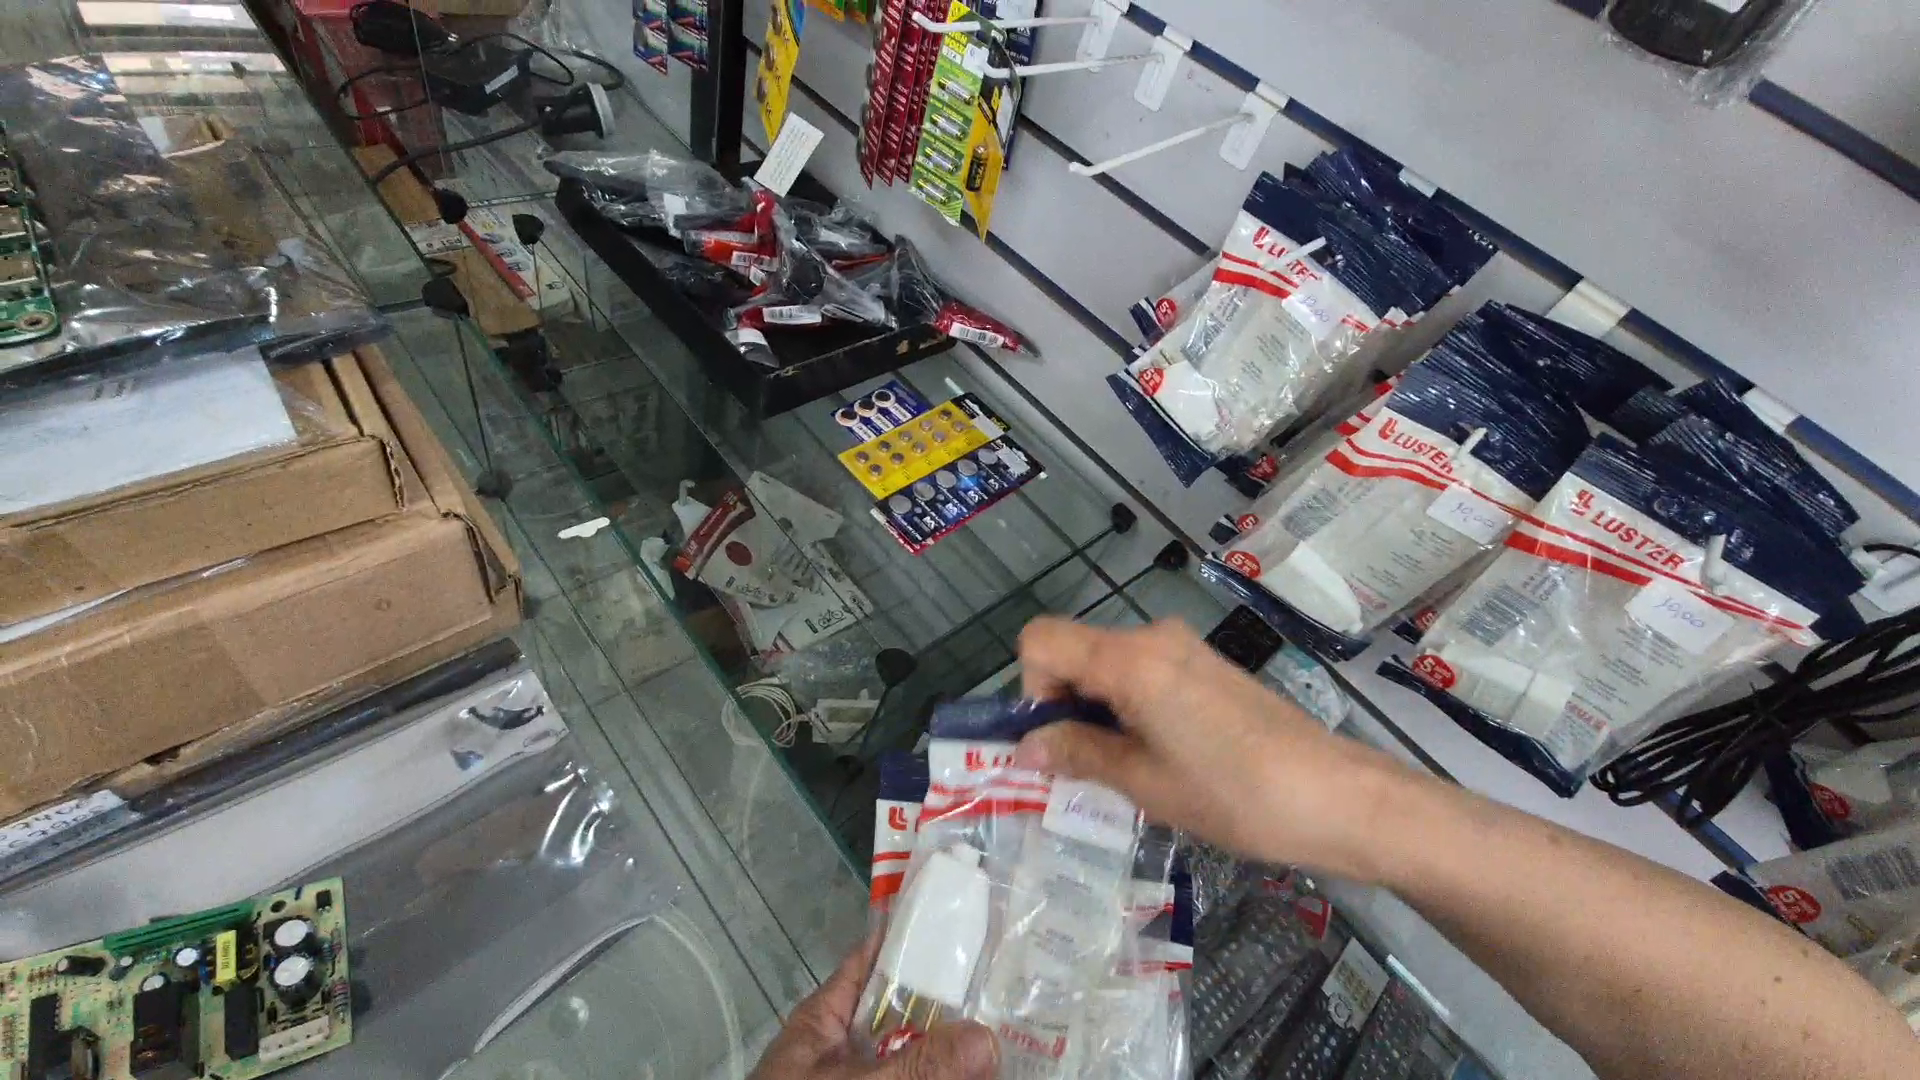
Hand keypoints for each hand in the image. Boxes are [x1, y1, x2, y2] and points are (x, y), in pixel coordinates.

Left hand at [749, 937, 998, 1079]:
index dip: (913, 937)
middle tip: (1007, 988)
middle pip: (904, 1015)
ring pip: (914, 1060)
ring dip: (954, 1053)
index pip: (871, 960)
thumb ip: (918, 1065)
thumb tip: (990, 1038)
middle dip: (951, 1007)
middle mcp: (844, 1052)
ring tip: (1011, 1037)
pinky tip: (983, 1074)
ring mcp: (861, 1078)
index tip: (966, 921)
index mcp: (824, 1022)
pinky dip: (944, 1077)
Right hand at [1014, 618, 1421, 882]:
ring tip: (1127, 766)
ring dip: (1096, 707)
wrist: (1336, 795)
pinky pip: (1140, 670)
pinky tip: (1159, 751)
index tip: (1057, 739)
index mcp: (1130, 660)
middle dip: (1063, 703)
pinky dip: (1127, 703)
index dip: (1032, 688)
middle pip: (1073, 649)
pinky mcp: (1203, 664)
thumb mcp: (1145, 782)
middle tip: (1085, 766)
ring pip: (1105, 662)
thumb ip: (1078, 753)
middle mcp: (1152, 637)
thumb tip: (1025, 748)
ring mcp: (1182, 647)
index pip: (1042, 640)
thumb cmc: (1234, 794)